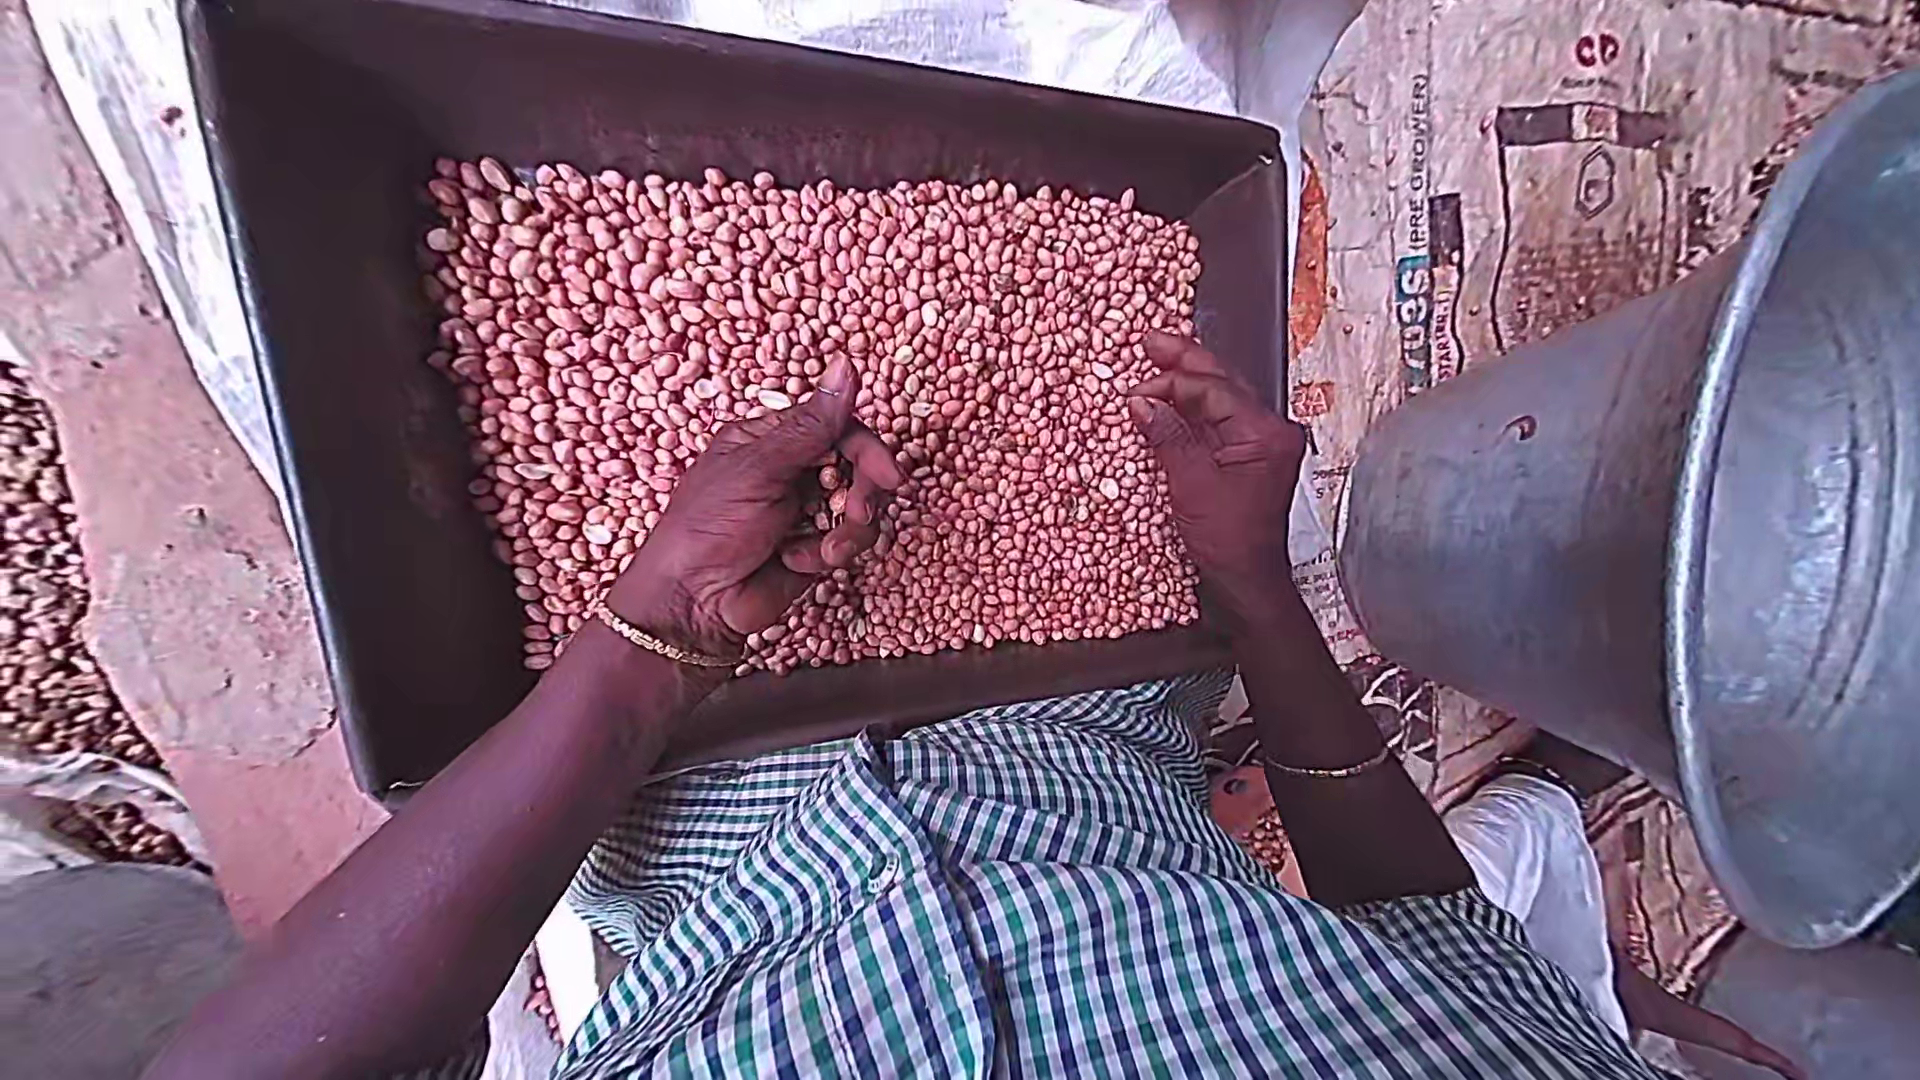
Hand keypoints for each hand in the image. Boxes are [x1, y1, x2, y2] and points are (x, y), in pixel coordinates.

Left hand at [606, 356, 902, 657]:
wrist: (694, 603)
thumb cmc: (707, 529)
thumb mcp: (758, 470)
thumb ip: (810, 426)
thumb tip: (847, 367)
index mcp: (774, 440)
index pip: (838, 428)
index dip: (868, 449)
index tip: (889, 475)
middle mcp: (795, 471)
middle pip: (858, 467)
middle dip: (863, 493)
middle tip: (856, 514)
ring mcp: (807, 509)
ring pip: (861, 506)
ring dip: (848, 530)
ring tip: (823, 550)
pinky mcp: (816, 545)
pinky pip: (849, 540)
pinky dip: (828, 553)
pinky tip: (797, 561)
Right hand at [1126, 333, 1305, 627]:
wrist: (1246, 575)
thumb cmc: (1225, 538)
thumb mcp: (1191, 485)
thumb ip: (1169, 437)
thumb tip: (1141, 402)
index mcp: (1265, 433)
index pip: (1213, 391)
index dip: (1172, 384)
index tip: (1136, 393)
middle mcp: (1270, 429)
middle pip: (1223, 382)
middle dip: (1185, 360)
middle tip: (1151, 340)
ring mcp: (1261, 441)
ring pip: (1221, 396)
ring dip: (1188, 378)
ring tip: (1160, 355)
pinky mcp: (1248, 453)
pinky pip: (1218, 418)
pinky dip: (1192, 406)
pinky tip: (1172, 395)